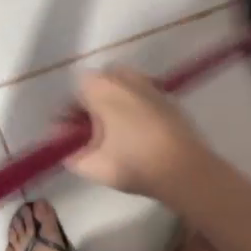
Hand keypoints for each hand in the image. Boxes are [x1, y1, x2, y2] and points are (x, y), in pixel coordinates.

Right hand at [65, 69, 212, 200]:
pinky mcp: (171, 101)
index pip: (75, 91)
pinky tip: (137, 135)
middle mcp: (126, 79)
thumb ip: (69, 154)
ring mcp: (151, 87)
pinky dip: (135, 109)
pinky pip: (143, 97)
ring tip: (114, 133)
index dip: (69, 113)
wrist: (186, 172)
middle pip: (100, 83)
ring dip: (114, 103)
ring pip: (123, 87)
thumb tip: (65, 147)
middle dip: (91, 103)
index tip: (70, 135)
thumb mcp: (90, 166)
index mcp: (101, 88)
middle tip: (91, 132)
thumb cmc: (133, 163)